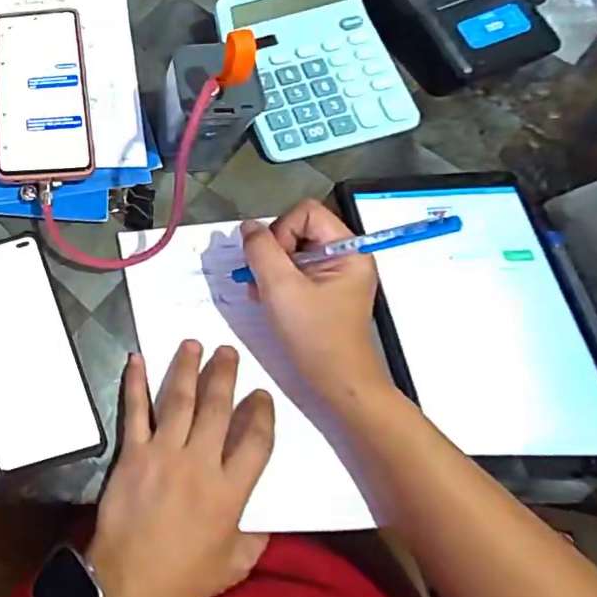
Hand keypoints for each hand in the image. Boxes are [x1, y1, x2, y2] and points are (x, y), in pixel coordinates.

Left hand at [88, 343, 273, 596]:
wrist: (129, 585)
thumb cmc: (186, 579)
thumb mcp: (236, 565)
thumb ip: (256, 536)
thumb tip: (267, 516)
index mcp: (230, 492)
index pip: (254, 441)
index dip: (261, 413)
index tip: (261, 394)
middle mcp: (199, 464)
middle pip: (217, 409)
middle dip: (224, 376)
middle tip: (228, 352)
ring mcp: (163, 454)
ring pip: (179, 401)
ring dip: (187, 369)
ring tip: (194, 343)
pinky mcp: (133, 454)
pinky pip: (136, 412)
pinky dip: (136, 383)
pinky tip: (137, 359)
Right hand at [240, 200, 384, 398]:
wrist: (339, 383)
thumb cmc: (315, 336)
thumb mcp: (280, 288)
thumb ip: (261, 251)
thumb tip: (248, 227)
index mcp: (348, 249)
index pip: (305, 213)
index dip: (281, 231)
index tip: (273, 263)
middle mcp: (345, 255)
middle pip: (297, 229)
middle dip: (273, 251)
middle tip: (261, 279)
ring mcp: (335, 274)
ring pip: (292, 250)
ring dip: (270, 267)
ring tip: (261, 292)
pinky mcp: (324, 290)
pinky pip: (295, 269)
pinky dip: (277, 280)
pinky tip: (267, 299)